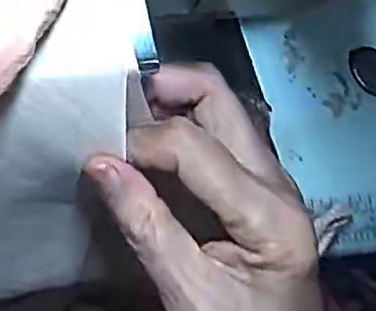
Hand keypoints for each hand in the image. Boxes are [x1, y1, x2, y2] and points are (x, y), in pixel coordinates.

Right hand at [86, 64, 321, 310]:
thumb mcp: (191, 297)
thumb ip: (147, 227)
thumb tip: (99, 163)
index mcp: (271, 215)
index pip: (189, 143)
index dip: (138, 142)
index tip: (103, 160)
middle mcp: (277, 182)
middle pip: (216, 94)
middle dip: (162, 86)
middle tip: (119, 105)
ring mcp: (270, 178)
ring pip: (217, 101)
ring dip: (170, 97)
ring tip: (131, 120)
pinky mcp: (256, 182)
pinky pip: (217, 126)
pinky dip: (178, 118)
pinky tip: (151, 141)